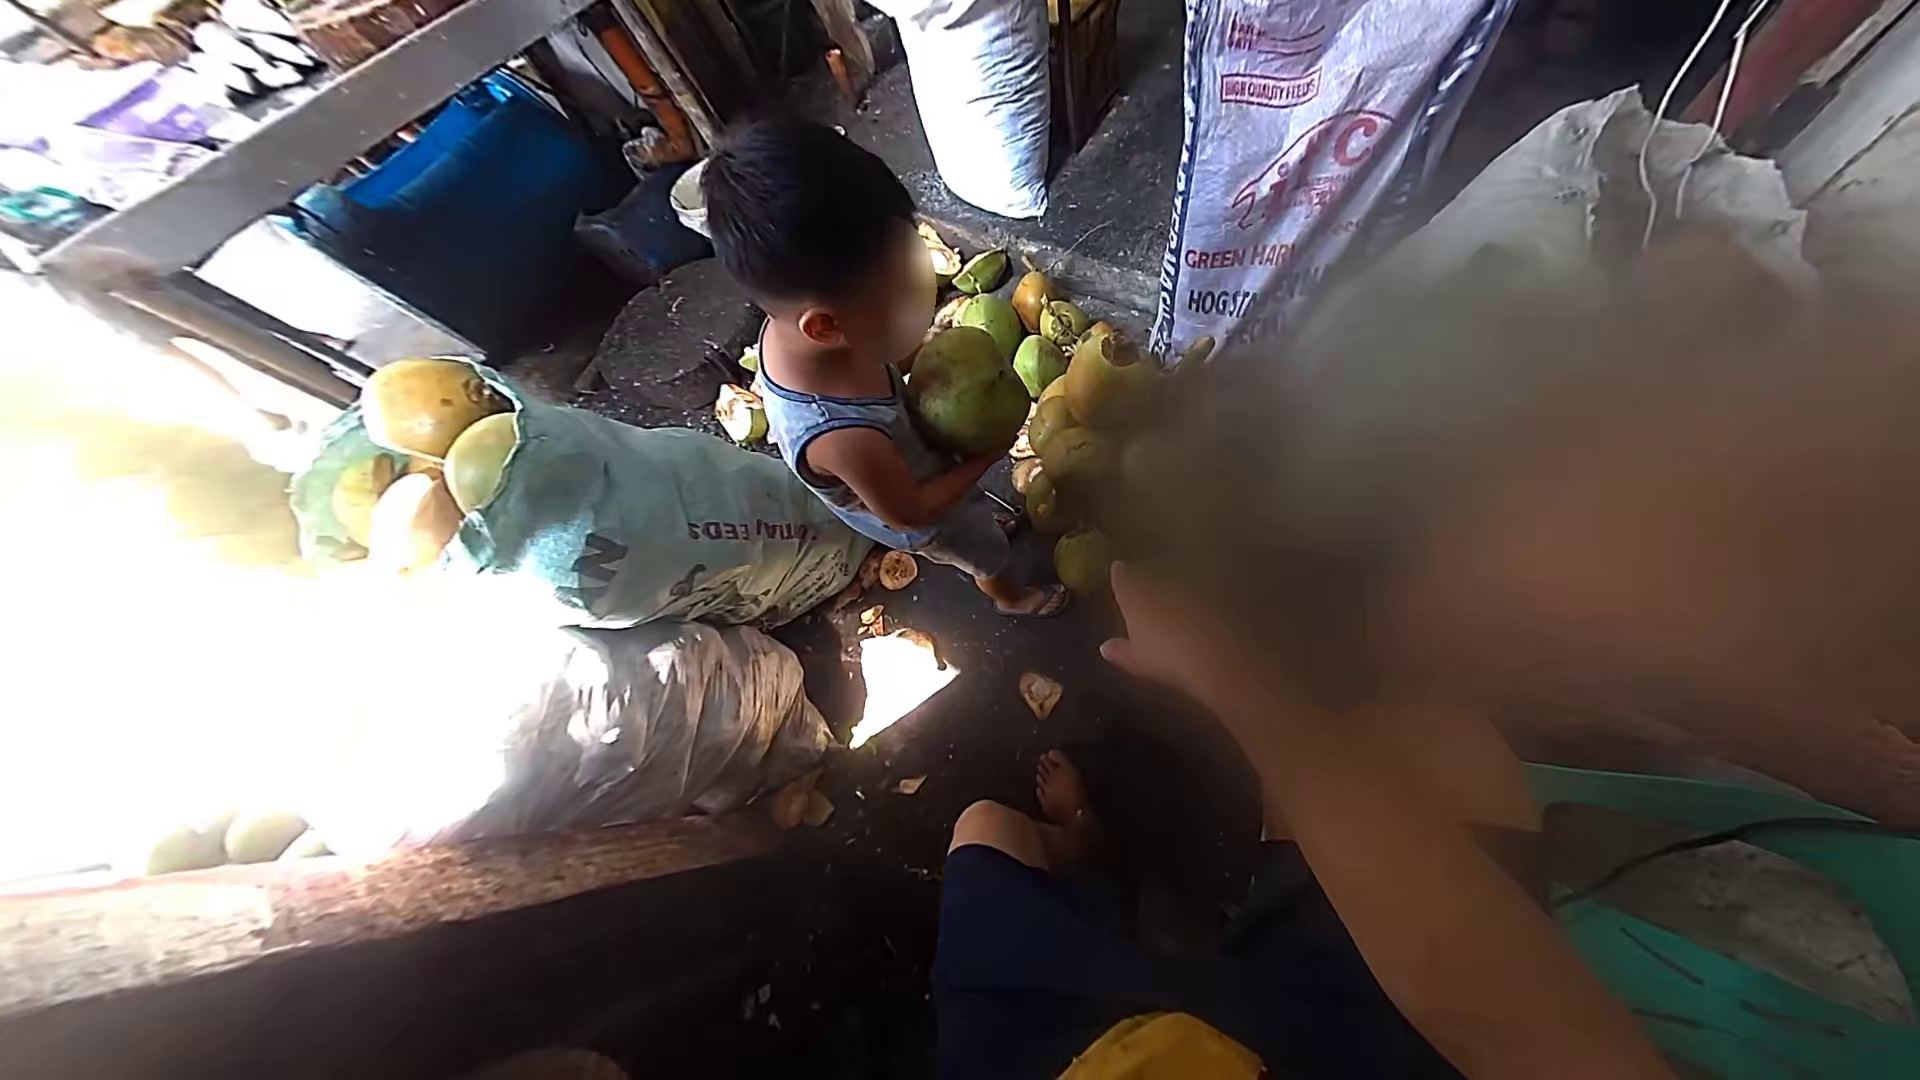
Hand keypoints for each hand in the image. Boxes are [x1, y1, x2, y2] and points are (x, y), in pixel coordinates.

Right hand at [1099, 562, 1295, 721]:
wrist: (1223, 652)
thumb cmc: (1171, 657)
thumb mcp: (1140, 660)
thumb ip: (1122, 651)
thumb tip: (1106, 648)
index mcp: (1134, 592)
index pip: (1122, 577)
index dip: (1120, 575)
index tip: (1119, 570)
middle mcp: (1160, 576)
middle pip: (1150, 571)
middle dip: (1150, 578)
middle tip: (1151, 588)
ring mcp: (1192, 576)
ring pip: (1181, 572)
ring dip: (1180, 580)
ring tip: (1183, 595)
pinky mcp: (1222, 578)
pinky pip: (1211, 579)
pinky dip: (1210, 588)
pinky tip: (1213, 603)